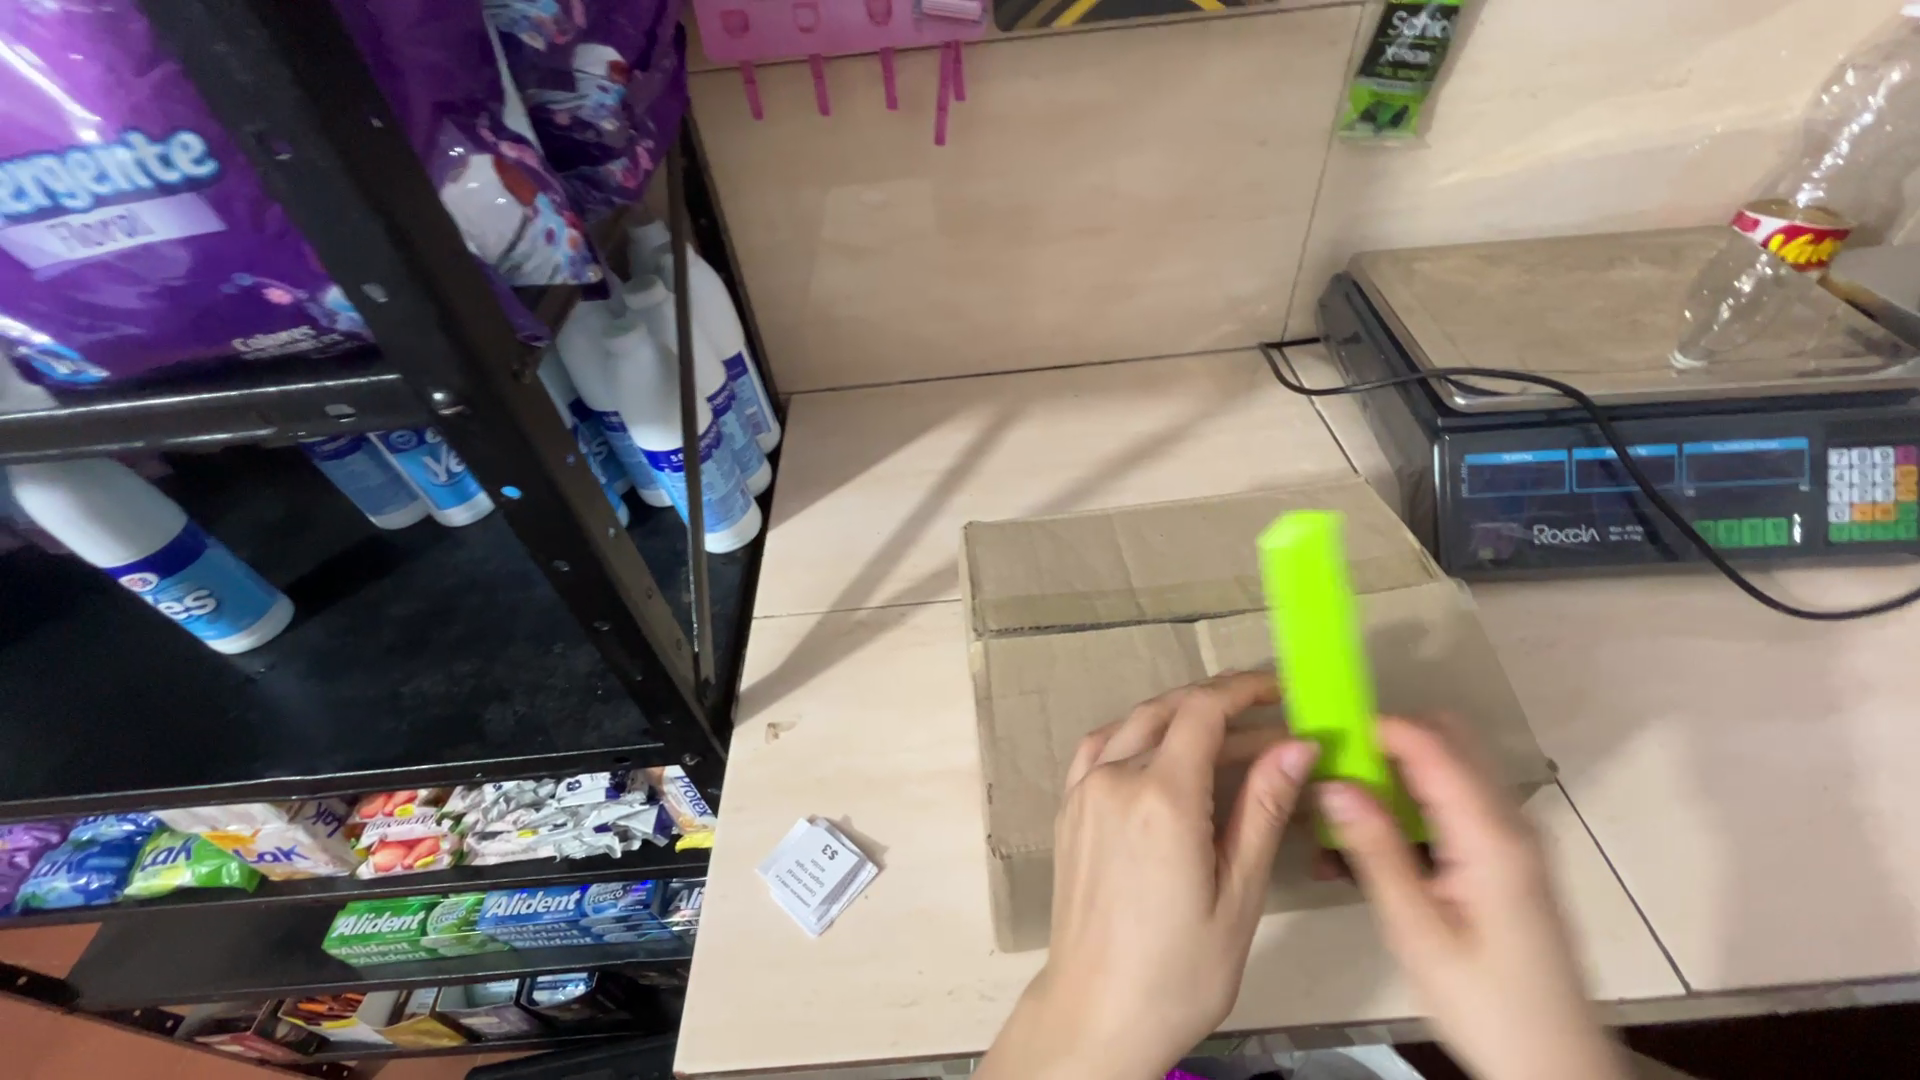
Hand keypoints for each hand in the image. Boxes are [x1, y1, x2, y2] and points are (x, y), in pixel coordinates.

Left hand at [978, 672, 1319, 1079]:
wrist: (1096, 1009)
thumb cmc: (1178, 970)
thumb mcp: (1237, 896)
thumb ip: (1262, 811)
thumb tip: (1296, 747)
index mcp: (1161, 797)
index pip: (1202, 712)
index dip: (1242, 691)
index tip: (1278, 692)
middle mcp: (1115, 779)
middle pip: (1167, 710)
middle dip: (1217, 700)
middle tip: (1263, 712)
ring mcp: (1083, 790)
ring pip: (1132, 724)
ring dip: (1177, 714)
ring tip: (1221, 731)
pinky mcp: (1067, 807)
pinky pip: (1099, 747)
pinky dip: (1134, 733)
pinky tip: (1158, 750)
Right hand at [1318, 717, 1627, 1079]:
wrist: (1558, 1068)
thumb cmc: (1484, 1004)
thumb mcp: (1417, 931)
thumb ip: (1376, 851)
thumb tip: (1334, 785)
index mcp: (1491, 839)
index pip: (1434, 746)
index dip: (1379, 727)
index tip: (1327, 733)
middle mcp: (1512, 825)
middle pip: (1451, 740)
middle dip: (1390, 742)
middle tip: (1338, 771)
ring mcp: (1516, 841)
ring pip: (1452, 769)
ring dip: (1399, 774)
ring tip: (1345, 812)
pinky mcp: (1509, 860)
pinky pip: (1458, 804)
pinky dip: (1415, 804)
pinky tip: (1376, 846)